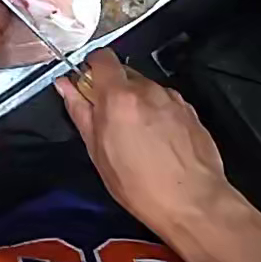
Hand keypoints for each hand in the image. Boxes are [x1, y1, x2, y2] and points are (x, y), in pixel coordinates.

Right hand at [56, 50, 251, 238]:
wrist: (194, 204)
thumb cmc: (141, 185)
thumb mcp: (97, 150)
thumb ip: (80, 111)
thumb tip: (66, 87)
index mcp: (118, 96)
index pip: (102, 57)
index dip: (92, 67)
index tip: (88, 83)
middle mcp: (147, 90)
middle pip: (124, 74)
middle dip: (114, 91)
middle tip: (110, 120)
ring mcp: (172, 99)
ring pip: (145, 89)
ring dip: (137, 104)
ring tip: (137, 138)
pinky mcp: (190, 111)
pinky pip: (165, 103)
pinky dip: (157, 114)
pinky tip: (158, 142)